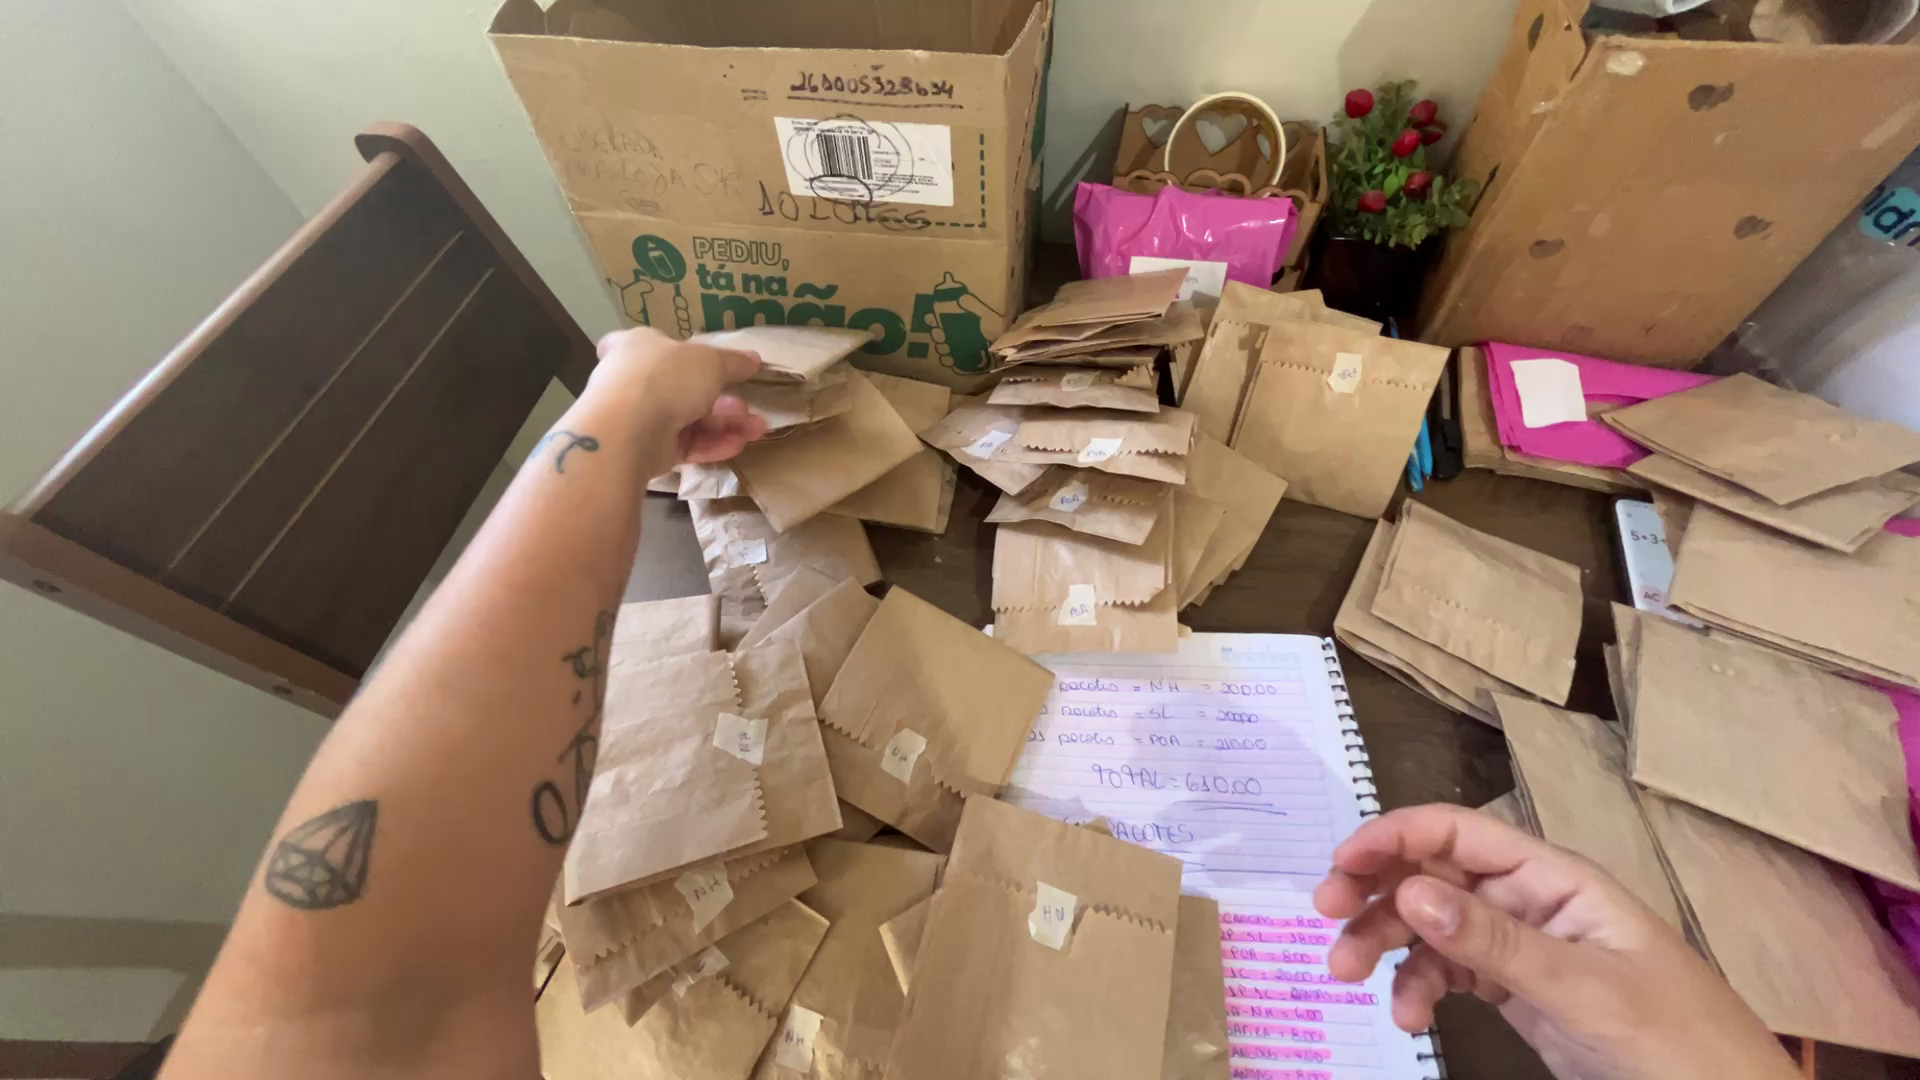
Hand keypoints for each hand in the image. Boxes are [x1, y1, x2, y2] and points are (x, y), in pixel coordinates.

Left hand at [589, 327, 766, 464]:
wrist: (630, 427)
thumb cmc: (666, 377)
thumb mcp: (711, 362)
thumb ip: (734, 362)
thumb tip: (754, 359)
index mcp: (639, 347)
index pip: (646, 342)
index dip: (667, 348)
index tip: (687, 356)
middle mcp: (636, 380)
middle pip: (684, 388)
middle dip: (724, 400)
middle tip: (748, 408)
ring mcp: (642, 416)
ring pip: (691, 418)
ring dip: (727, 424)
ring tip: (757, 429)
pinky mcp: (650, 448)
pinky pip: (686, 443)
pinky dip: (712, 444)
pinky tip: (738, 445)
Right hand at [1314, 804, 1796, 1079]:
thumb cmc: (1681, 1050)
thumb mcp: (1590, 995)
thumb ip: (1496, 941)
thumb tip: (1405, 890)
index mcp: (1551, 878)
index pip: (1455, 833)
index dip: (1393, 836)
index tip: (1341, 862)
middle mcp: (1523, 900)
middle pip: (1428, 874)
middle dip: (1373, 891)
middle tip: (1325, 914)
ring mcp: (1515, 944)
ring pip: (1426, 922)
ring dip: (1381, 942)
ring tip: (1344, 973)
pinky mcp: (1511, 988)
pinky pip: (1444, 969)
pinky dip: (1415, 986)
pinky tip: (1406, 1017)